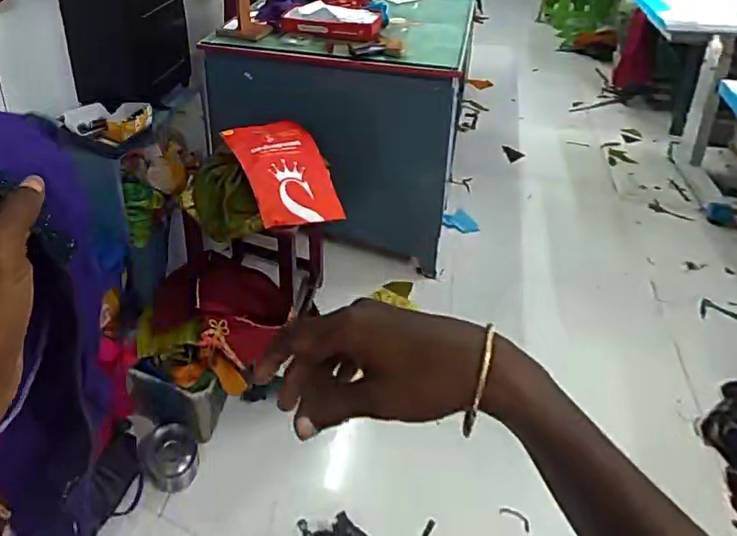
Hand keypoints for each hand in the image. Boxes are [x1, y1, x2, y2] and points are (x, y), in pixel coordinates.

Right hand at [252, 300, 532, 438]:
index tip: (258, 379)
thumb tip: (300, 422)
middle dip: (297, 372)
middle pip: (312, 340)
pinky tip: (343, 386)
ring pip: (332, 343)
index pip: (296, 338)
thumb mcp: (377, 399)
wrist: (478, 362)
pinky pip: (350, 342)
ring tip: (314, 404)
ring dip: (319, 372)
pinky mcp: (386, 325)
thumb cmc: (425, 380)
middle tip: (286, 405)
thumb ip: (334, 406)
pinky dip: (339, 365)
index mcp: (346, 326)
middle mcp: (353, 314)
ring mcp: (371, 317)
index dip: (274, 358)